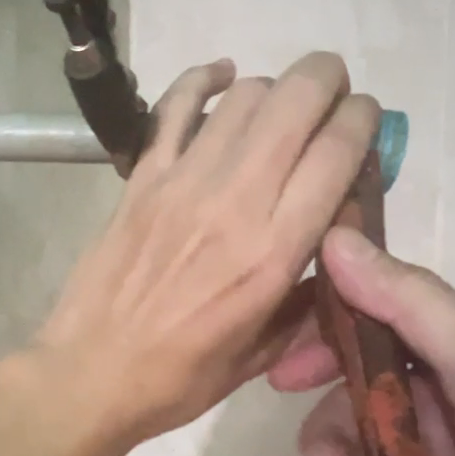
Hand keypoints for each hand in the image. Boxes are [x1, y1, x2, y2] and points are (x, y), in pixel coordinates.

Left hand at [24, 53, 382, 445]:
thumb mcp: (265, 352)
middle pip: (296, 100)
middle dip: (328, 81)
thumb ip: (309, 292)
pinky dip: (203, 79)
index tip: (364, 121)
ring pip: (244, 96)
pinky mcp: (140, 178)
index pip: (337, 151)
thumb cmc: (180, 377)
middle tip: (331, 96)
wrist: (89, 373)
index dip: (363, 119)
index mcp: (275, 251)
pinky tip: (221, 77)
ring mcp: (182, 183)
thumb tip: (334, 237)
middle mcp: (235, 201)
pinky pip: (174, 106)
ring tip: (276, 110)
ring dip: (273, 89)